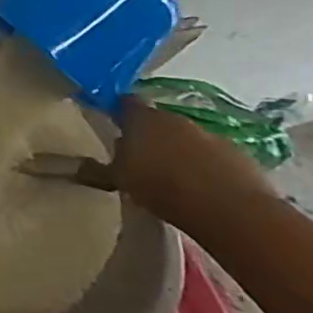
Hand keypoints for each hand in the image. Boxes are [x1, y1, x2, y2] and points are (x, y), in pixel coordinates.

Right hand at [98, 96, 276, 227]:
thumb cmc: (163, 186)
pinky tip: (203, 190)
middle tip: (142, 158)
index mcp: (141, 117)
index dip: (118, 112)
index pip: (124, 102)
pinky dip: (206, 166)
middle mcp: (173, 117)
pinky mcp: (237, 155)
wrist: (230, 209)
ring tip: (173, 177)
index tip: (113, 125)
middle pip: (156, 120)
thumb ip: (98, 170)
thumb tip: (75, 167)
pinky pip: (214, 156)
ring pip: (186, 137)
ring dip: (179, 150)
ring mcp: (207, 134)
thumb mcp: (122, 180)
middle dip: (149, 135)